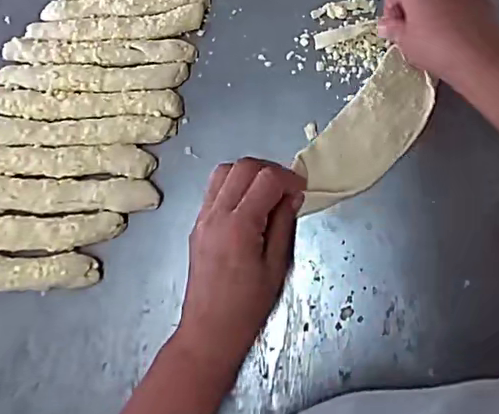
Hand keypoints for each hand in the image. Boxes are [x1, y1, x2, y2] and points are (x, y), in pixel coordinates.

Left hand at [174, 158, 304, 358]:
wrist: (208, 332)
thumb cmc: (246, 308)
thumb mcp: (275, 268)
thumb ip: (283, 225)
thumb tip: (292, 195)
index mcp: (239, 225)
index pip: (266, 179)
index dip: (288, 177)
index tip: (301, 187)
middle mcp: (217, 214)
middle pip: (244, 166)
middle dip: (269, 169)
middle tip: (287, 187)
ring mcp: (203, 216)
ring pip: (225, 170)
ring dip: (248, 172)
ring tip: (267, 191)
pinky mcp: (197, 223)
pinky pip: (214, 188)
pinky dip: (232, 184)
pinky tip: (247, 202)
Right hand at [378, 0, 498, 85]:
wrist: (484, 60)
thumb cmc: (438, 50)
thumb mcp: (406, 44)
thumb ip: (393, 30)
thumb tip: (386, 25)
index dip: (390, 8)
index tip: (395, 28)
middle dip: (411, 1)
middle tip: (414, 25)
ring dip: (433, 1)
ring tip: (436, 27)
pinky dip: (453, 5)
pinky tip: (456, 27)